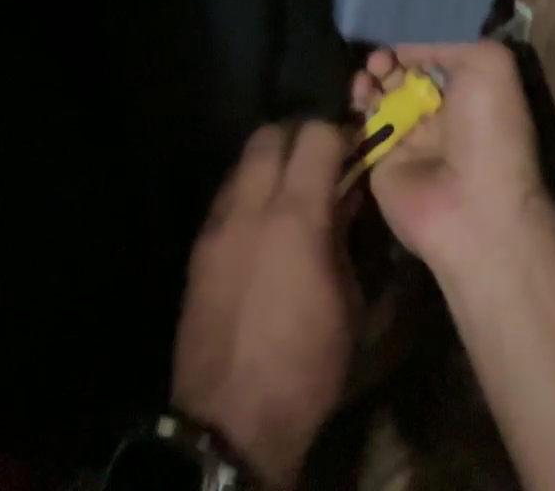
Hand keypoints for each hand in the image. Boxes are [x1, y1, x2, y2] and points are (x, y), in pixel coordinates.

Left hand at [173, 121, 356, 487]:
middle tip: (325, 164)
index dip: (340, 134)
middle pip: (270, 134)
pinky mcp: (198, 248)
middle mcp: (248, 208)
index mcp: (296, 217)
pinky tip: (267, 226)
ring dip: (273, 164)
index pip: (315, 135)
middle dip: (301, 137)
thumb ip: (345, 234)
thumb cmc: (307, 363)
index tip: (356, 151)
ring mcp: (216, 226)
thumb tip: (346, 195)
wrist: (230, 418)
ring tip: (296, 194)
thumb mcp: (350, 299)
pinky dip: (251, 193)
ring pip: (243, 162)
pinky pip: (227, 196)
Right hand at [349, 41, 546, 275]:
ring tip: (370, 75)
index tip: (398, 37)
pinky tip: (358, 94)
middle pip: (405, 78)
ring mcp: (409, 140)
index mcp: (471, 93)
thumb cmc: (488, 129)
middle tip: (381, 58)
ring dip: (372, 80)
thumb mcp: (489, 64)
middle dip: (390, 61)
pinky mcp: (380, 162)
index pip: (436, 61)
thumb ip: (448, 43)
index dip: (416, 45)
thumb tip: (406, 49)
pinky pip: (361, 128)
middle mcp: (441, 116)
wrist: (472, 206)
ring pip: (381, 99)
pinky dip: (355, 106)